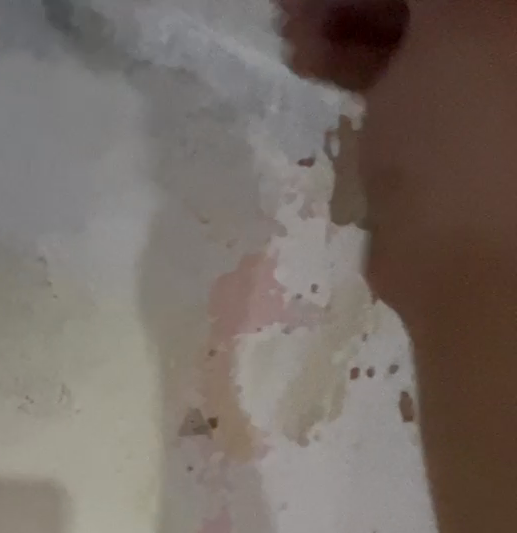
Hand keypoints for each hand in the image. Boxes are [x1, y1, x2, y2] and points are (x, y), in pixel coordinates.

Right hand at [283, 0, 516, 328]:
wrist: (477, 254)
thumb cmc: (483, 135)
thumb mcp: (463, 22)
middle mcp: (514, 33)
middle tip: (295, 7)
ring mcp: (498, 66)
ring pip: (421, 21)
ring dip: (351, 18)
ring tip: (292, 33)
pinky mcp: (464, 104)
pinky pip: (407, 58)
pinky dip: (356, 54)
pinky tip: (310, 57)